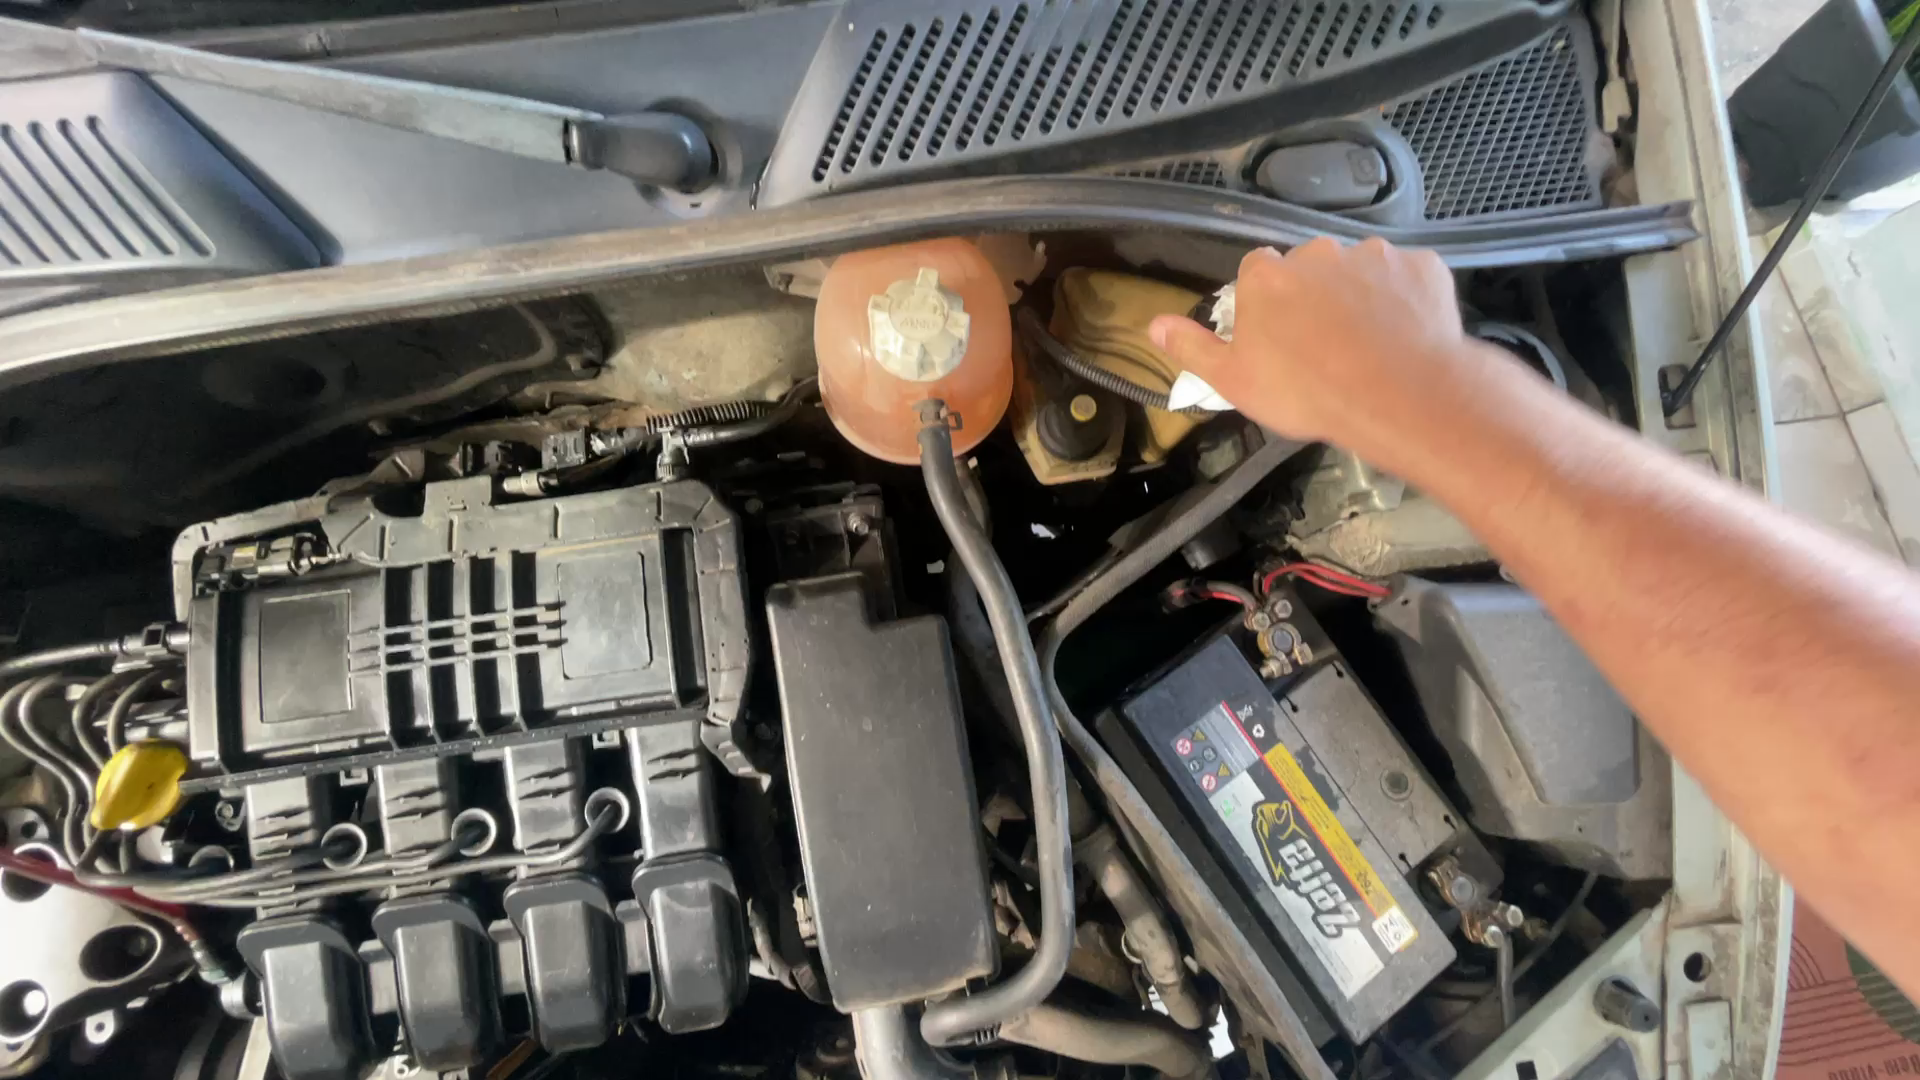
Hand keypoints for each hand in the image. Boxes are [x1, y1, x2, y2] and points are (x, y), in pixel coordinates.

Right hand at [1149, 238, 1510, 455]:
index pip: (1255, 269)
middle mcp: (1318, 252)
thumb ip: (1192, 347)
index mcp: (1267, 276)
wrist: (1395, 395)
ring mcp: (1374, 255)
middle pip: (1306, 267)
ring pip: (1355, 271)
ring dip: (1353, 296)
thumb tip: (1153, 324)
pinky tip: (1396, 335)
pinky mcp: (1422, 266)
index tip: (1270, 333)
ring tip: (1360, 344)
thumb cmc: (1302, 390)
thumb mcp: (1231, 379)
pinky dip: (1398, 300)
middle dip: (1309, 295)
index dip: (1261, 301)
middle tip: (1315, 344)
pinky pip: (1401, 278)